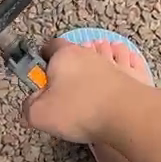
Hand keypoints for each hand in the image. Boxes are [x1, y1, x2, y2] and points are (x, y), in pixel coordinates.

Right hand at [21, 38, 151, 143]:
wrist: (125, 115)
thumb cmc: (79, 110)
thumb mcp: (39, 114)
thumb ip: (28, 107)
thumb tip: (30, 105)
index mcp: (65, 55)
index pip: (51, 46)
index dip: (44, 59)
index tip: (41, 74)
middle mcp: (90, 53)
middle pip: (75, 54)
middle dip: (68, 69)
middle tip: (62, 91)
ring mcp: (113, 62)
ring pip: (101, 57)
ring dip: (94, 69)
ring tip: (88, 89)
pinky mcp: (131, 75)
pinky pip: (125, 65)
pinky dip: (121, 68)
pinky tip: (115, 81)